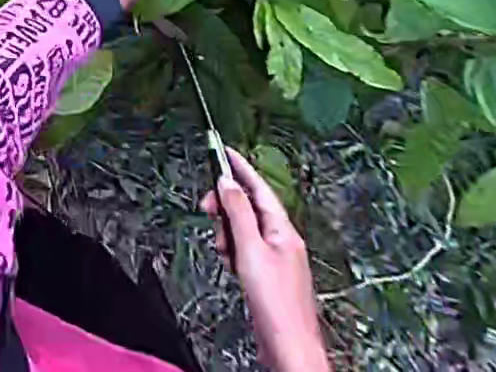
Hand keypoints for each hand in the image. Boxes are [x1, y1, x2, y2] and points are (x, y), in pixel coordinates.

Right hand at [200, 147, 330, 371]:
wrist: (288, 346)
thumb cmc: (274, 301)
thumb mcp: (250, 248)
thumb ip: (237, 212)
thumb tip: (227, 182)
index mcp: (283, 230)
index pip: (259, 188)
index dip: (240, 167)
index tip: (223, 149)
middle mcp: (282, 239)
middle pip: (248, 205)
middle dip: (225, 204)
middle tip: (208, 209)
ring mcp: (275, 255)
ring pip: (243, 225)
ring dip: (226, 229)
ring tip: (223, 247)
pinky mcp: (266, 270)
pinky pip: (243, 244)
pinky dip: (231, 245)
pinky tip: (229, 260)